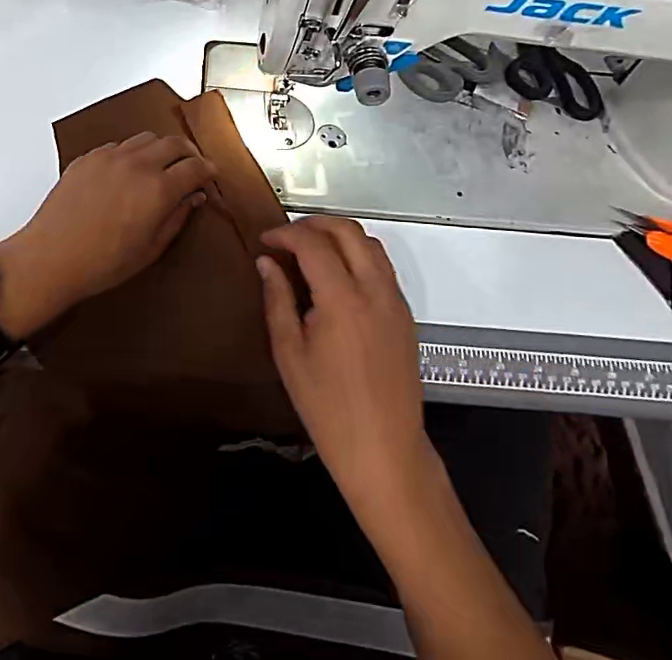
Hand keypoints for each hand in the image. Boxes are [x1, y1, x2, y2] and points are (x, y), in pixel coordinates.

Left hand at [0, 132, 216, 337]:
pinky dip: (131, 153)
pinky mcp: (88, 159)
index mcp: (158, 190)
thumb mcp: (151, 249)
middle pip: (174, 143)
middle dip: (189, 152)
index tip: (209, 174)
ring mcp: (109, 158)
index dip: (207, 170)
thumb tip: (192, 199)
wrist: (51, 259)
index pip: (195, 167)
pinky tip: (129, 170)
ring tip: (161, 165)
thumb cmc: (98, 262)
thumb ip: (177, 218)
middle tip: (192, 164)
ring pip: (146, 138)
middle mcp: (136, 166)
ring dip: (160, 148)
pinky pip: (118, 146)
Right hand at [258, 216, 432, 503]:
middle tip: (287, 236)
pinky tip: (337, 274)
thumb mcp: (289, 354)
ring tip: (310, 249)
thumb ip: (277, 300)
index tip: (266, 240)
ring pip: (370, 243)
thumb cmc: (329, 408)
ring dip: (339, 235)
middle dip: (314, 224)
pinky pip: (382, 266)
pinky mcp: (404, 313)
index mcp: (343, 299)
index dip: (285, 234)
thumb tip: (267, 264)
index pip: (313, 243)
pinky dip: (358, 254)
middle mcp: (375, 291)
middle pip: (347, 230)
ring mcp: (395, 300)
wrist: (383, 447)